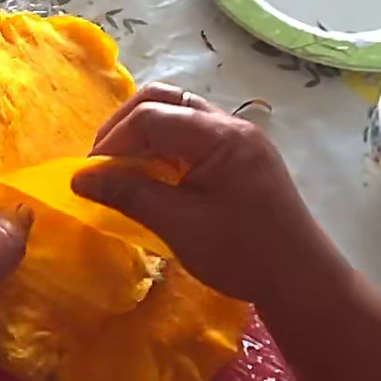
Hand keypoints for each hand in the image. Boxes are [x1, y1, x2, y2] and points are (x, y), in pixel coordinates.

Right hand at [72, 85, 348, 309]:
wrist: (302, 280)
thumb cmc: (241, 254)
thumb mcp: (179, 225)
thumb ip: (128, 194)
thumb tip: (78, 179)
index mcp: (220, 135)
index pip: (152, 115)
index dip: (113, 139)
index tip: (90, 173)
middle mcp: (230, 124)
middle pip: (165, 99)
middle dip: (125, 124)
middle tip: (101, 160)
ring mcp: (237, 137)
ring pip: (178, 112)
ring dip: (143, 133)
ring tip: (121, 168)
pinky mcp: (239, 154)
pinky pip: (191, 134)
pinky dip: (163, 146)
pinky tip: (151, 173)